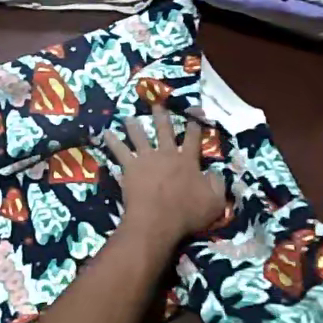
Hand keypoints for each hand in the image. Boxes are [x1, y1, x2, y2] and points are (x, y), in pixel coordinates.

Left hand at [103, 103, 227, 244]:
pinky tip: (105, 133)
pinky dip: (112, 141)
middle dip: (162, 115)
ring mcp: (147, 159)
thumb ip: (217, 185)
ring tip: (128, 116)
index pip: (193, 137)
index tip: (196, 109)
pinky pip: (119, 151)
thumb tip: (215, 173)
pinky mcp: (130, 167)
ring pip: (140, 136)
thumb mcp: (215, 202)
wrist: (157, 221)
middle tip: (157, 102)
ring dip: (134, 125)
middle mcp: (167, 154)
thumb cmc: (188, 214)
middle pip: (164, 130)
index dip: (196, 122)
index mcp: (188, 161)